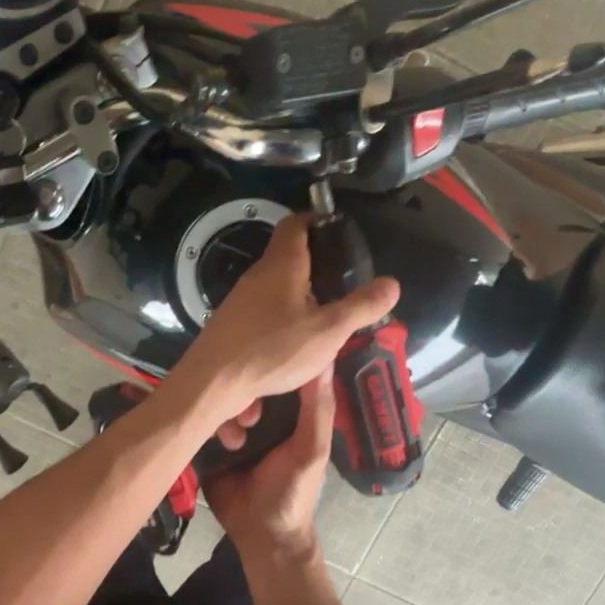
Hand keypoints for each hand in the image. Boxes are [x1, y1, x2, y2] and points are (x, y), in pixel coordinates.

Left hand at [171, 215, 398, 417]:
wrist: (211, 384)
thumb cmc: (271, 350)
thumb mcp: (327, 331)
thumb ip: (361, 307)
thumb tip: (392, 284)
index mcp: (282, 265)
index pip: (297, 224)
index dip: (318, 221)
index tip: (339, 233)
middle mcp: (257, 276)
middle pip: (288, 259)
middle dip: (315, 270)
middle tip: (342, 286)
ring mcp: (240, 303)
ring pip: (275, 293)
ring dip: (298, 304)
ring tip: (323, 323)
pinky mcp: (231, 328)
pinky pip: (262, 319)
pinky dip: (281, 327)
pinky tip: (293, 351)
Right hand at [206, 372, 334, 562]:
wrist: (259, 533)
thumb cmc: (293, 491)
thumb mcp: (311, 449)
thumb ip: (318, 409)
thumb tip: (325, 356)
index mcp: (289, 413)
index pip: (279, 375)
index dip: (273, 363)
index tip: (263, 356)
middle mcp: (261, 416)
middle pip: (245, 385)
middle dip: (243, 392)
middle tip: (249, 416)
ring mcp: (233, 429)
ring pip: (222, 402)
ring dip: (225, 416)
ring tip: (233, 441)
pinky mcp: (209, 444)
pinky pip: (201, 423)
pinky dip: (203, 424)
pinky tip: (211, 437)